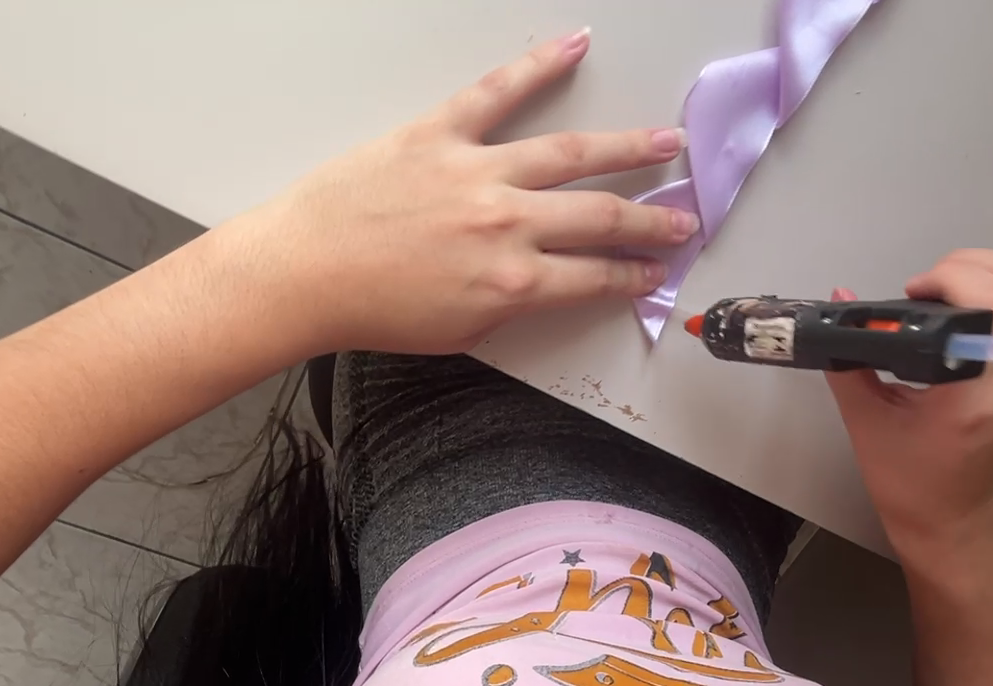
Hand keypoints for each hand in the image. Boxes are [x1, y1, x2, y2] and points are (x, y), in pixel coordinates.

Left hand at [232, 29, 697, 355]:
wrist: (307, 274)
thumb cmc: (380, 314)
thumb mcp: (461, 331)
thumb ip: (512, 306)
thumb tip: (542, 282)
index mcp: (515, 284)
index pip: (595, 278)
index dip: (633, 277)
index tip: (655, 273)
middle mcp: (509, 225)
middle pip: (600, 217)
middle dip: (651, 222)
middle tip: (685, 220)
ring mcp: (478, 171)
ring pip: (570, 154)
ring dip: (627, 148)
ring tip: (667, 141)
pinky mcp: (440, 132)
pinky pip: (498, 92)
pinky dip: (538, 67)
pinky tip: (576, 47)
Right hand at [827, 249, 992, 555]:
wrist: (947, 516)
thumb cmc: (904, 477)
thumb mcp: (866, 420)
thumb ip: (850, 359)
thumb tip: (840, 300)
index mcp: (980, 395)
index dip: (954, 277)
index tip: (914, 293)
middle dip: (975, 265)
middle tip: (933, 290)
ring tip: (968, 290)